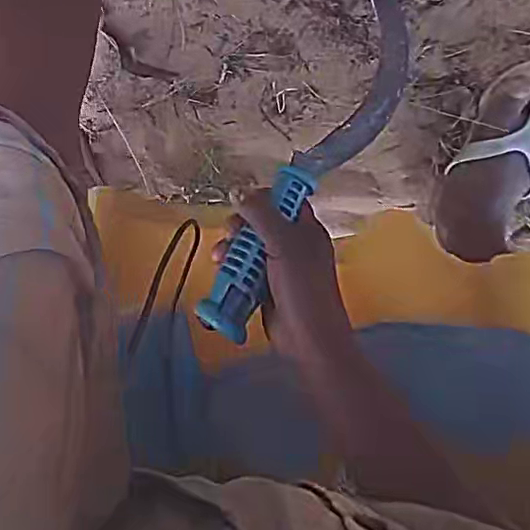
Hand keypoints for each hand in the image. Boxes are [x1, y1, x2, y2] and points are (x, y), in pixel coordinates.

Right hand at [218, 190, 351, 354]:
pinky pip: (242, 265)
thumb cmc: (302, 287)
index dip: (266, 196)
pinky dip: (231, 265)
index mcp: (306, 229)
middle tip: (233, 234)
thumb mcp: (283, 243)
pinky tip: (223, 269)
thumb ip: (260, 214)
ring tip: (222, 258)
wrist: (307, 338)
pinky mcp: (263, 282)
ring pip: (247, 243)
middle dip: (240, 226)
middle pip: (259, 221)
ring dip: (231, 248)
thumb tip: (238, 190)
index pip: (285, 199)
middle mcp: (292, 243)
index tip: (246, 202)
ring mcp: (278, 264)